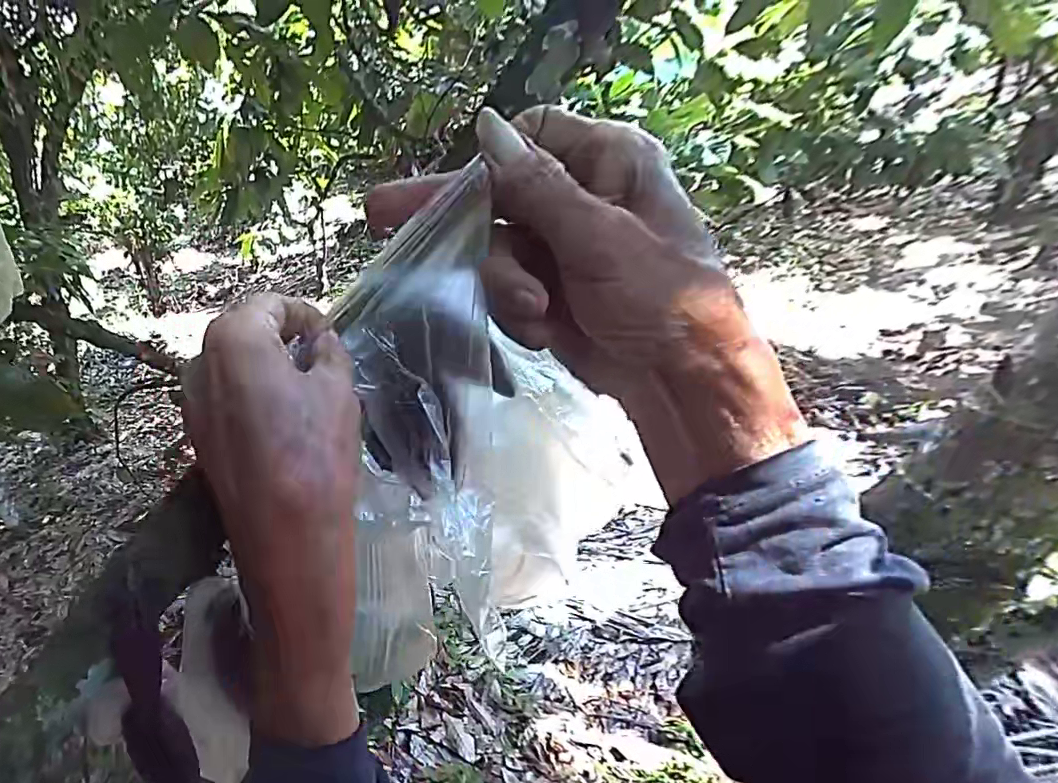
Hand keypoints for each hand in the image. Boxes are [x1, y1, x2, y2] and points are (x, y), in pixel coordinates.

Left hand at [183, 293, 360, 746]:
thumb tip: (317, 341)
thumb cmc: (317, 454)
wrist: (286, 539)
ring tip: (305, 394)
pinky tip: (283, 424)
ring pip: (233, 370)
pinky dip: (252, 399)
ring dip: (266, 370)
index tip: (328, 332)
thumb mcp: (337, 389)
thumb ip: (326, 351)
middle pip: (245, 335)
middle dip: (281, 340)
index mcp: (232, 339)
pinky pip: (227, 402)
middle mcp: (199, 364)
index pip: (270, 305)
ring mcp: (191, 405)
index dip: (305, 314)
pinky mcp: (197, 440)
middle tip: (320, 361)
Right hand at [367, 106, 807, 500]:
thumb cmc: (659, 296)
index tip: (448, 193)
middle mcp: (578, 200)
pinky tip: (543, 331)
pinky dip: (517, 314)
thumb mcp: (597, 237)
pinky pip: (506, 292)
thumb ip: (537, 188)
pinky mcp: (548, 294)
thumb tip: (486, 130)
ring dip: (506, 287)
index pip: (528, 141)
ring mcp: (560, 252)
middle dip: (463, 228)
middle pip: (497, 200)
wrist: (676, 378)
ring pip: (496, 253)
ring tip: (537, 315)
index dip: (485, 164)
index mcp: (605, 163)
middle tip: (381, 214)